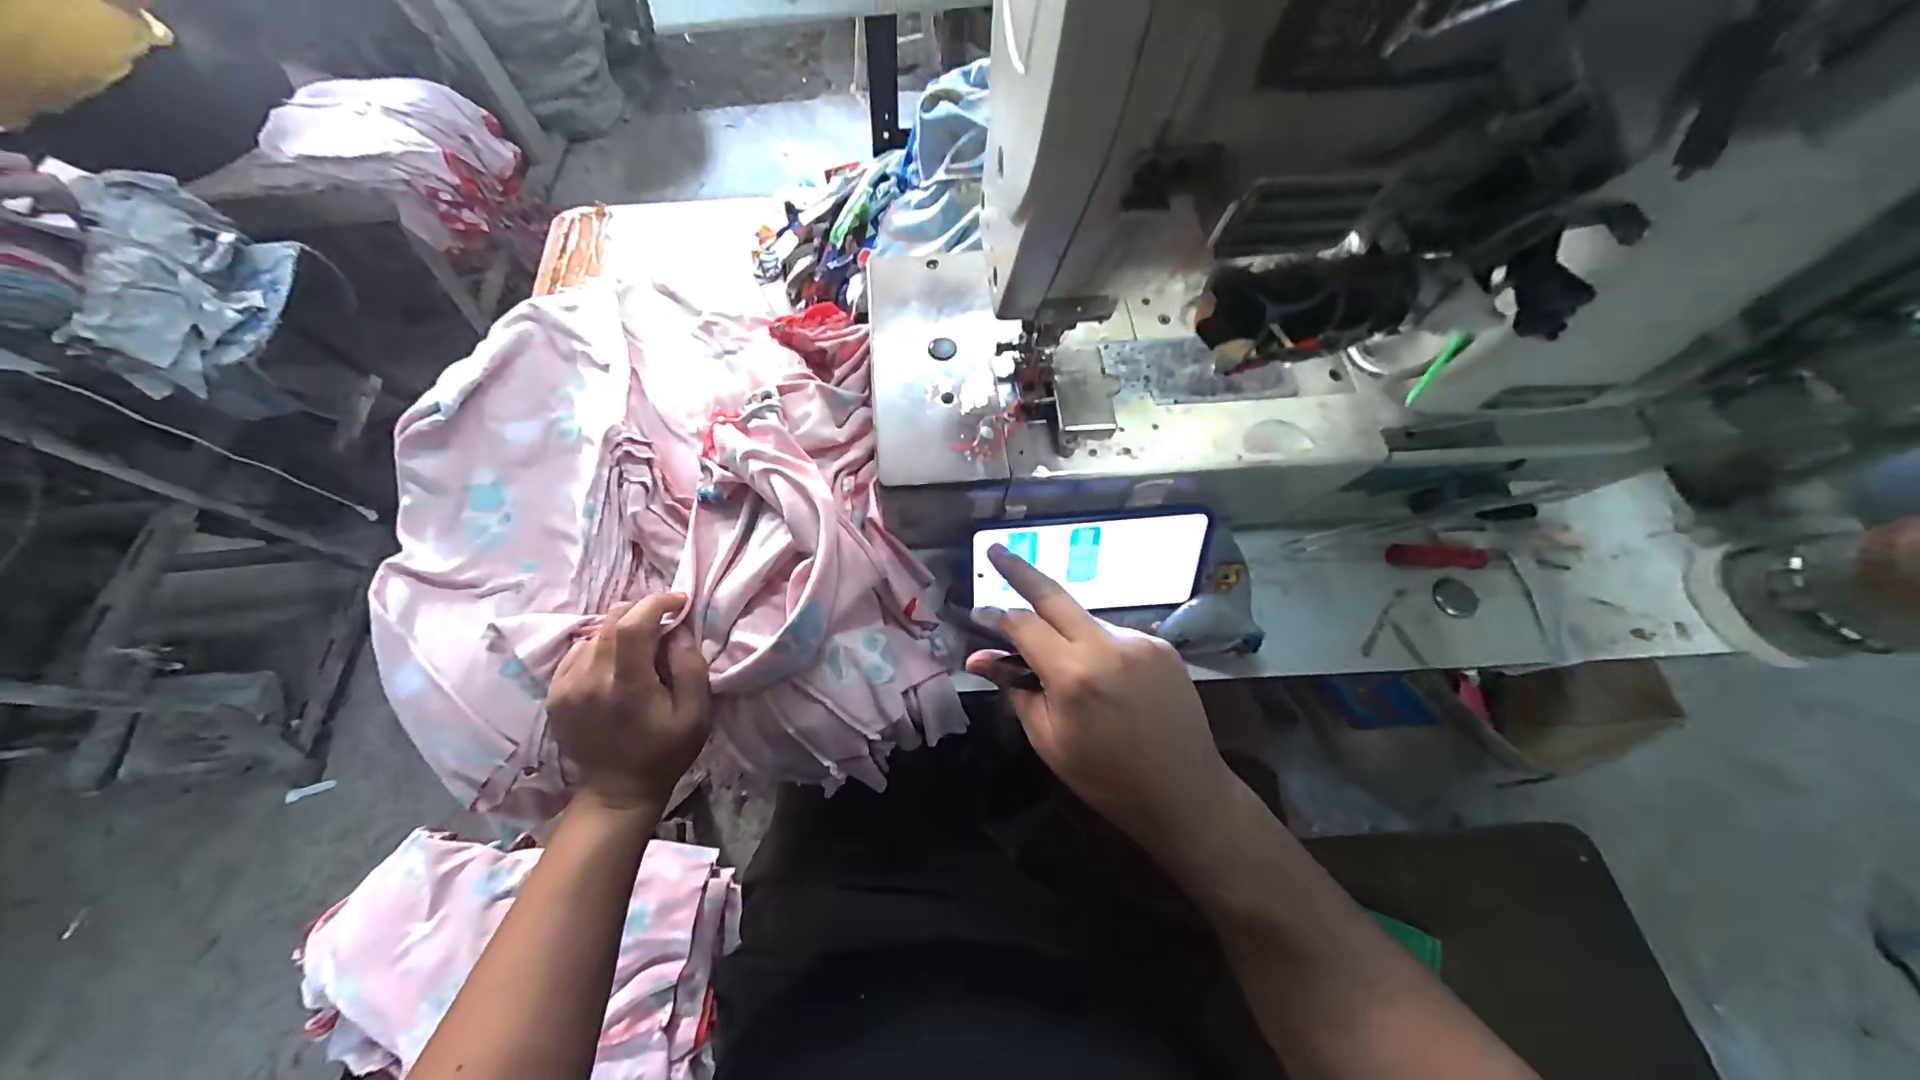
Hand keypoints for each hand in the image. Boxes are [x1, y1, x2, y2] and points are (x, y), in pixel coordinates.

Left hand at [547, 593, 710, 811]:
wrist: (618, 790)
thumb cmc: (666, 753)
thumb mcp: (696, 715)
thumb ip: (691, 669)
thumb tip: (679, 632)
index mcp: (627, 687)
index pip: (632, 624)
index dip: (656, 602)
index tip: (679, 601)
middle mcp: (589, 681)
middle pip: (611, 621)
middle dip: (642, 611)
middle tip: (664, 624)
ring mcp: (566, 687)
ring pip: (594, 633)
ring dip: (622, 630)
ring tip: (642, 647)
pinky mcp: (555, 694)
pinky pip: (577, 651)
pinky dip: (600, 646)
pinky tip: (616, 664)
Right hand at [964, 544, 1234, 849]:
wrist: (1185, 791)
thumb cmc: (1105, 777)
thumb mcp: (1049, 740)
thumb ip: (1015, 688)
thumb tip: (978, 657)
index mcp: (1073, 674)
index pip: (1022, 625)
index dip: (996, 616)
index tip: (977, 612)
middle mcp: (1107, 644)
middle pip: (1054, 594)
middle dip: (1020, 569)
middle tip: (997, 549)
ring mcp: (1139, 641)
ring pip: (1085, 618)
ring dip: (1062, 625)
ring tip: (1057, 658)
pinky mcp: (1161, 646)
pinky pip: (1113, 634)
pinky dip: (1094, 643)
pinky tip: (1097, 673)